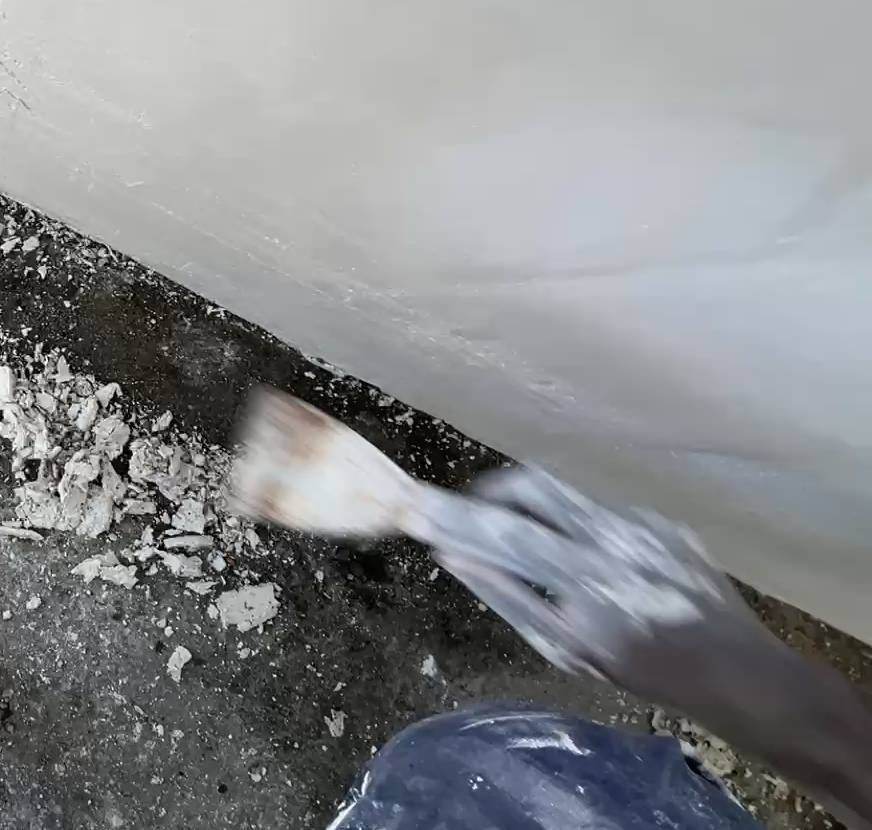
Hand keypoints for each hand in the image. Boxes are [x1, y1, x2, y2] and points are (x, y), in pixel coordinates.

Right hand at [432, 464, 871, 826]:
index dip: (453, 516)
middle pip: (529, 486)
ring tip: (514, 528)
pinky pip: (592, 507)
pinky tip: (577, 551)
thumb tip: (449, 555)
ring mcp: (642, 525)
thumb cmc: (639, 669)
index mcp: (586, 579)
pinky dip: (567, 522)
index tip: (416, 508)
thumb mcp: (562, 646)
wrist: (746, 677)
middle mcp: (614, 540)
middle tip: (467, 510)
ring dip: (523, 503)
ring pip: (557, 489)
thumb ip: (504, 596)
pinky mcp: (659, 521)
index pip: (500, 530)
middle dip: (485, 492)